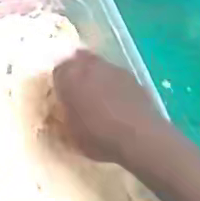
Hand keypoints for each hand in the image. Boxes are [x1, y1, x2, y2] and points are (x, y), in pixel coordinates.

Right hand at [51, 50, 175, 165]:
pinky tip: (119, 104)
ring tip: (102, 99)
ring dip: (97, 77)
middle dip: (78, 73)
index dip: (60, 84)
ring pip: (99, 67)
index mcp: (67, 76)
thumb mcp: (71, 134)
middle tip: (80, 93)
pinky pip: (117, 77)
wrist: (141, 139)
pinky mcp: (133, 78)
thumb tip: (62, 114)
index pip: (58, 71)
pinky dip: (115, 86)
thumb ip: (63, 118)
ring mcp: (112, 69)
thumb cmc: (99, 136)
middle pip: (78, 61)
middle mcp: (88, 65)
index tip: (63, 98)